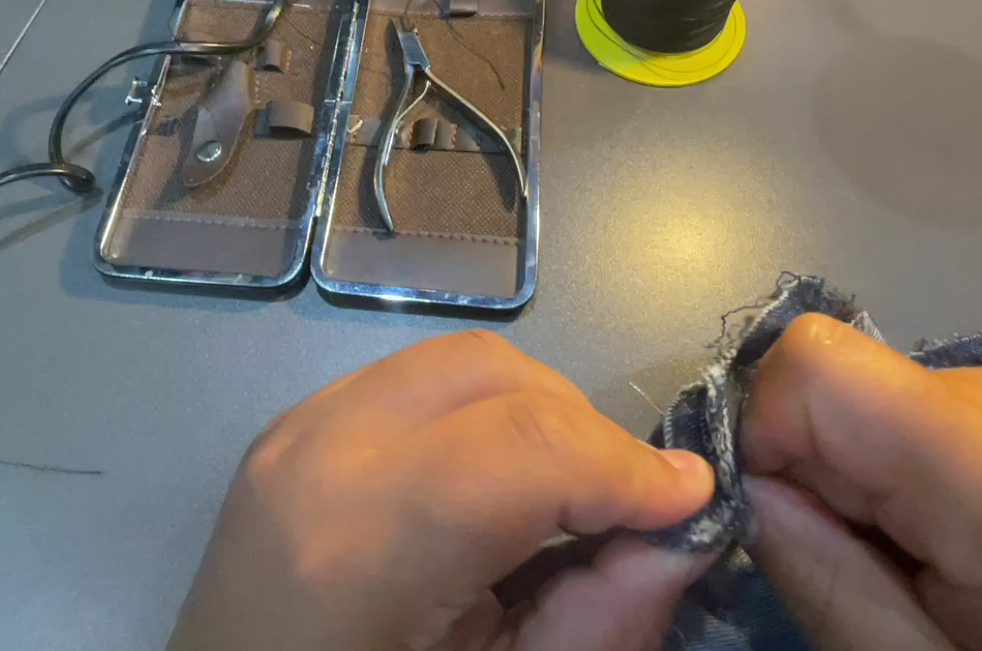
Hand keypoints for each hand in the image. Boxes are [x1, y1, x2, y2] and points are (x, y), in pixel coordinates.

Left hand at [167, 330, 715, 650]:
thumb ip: (596, 621)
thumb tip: (680, 528)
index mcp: (355, 543)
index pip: (521, 445)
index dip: (622, 464)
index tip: (688, 497)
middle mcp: (317, 450)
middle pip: (489, 371)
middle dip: (578, 424)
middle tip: (619, 500)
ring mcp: (295, 424)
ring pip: (454, 360)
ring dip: (529, 408)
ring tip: (554, 492)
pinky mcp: (293, 420)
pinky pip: (412, 378)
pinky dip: (474, 409)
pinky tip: (482, 479)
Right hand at [740, 314, 981, 650]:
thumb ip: (822, 577)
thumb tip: (746, 489)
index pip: (810, 360)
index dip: (765, 430)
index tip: (788, 523)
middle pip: (830, 379)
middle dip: (809, 468)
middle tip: (871, 572)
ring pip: (864, 396)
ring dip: (853, 474)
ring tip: (924, 567)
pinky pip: (910, 410)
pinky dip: (896, 469)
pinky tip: (960, 543)